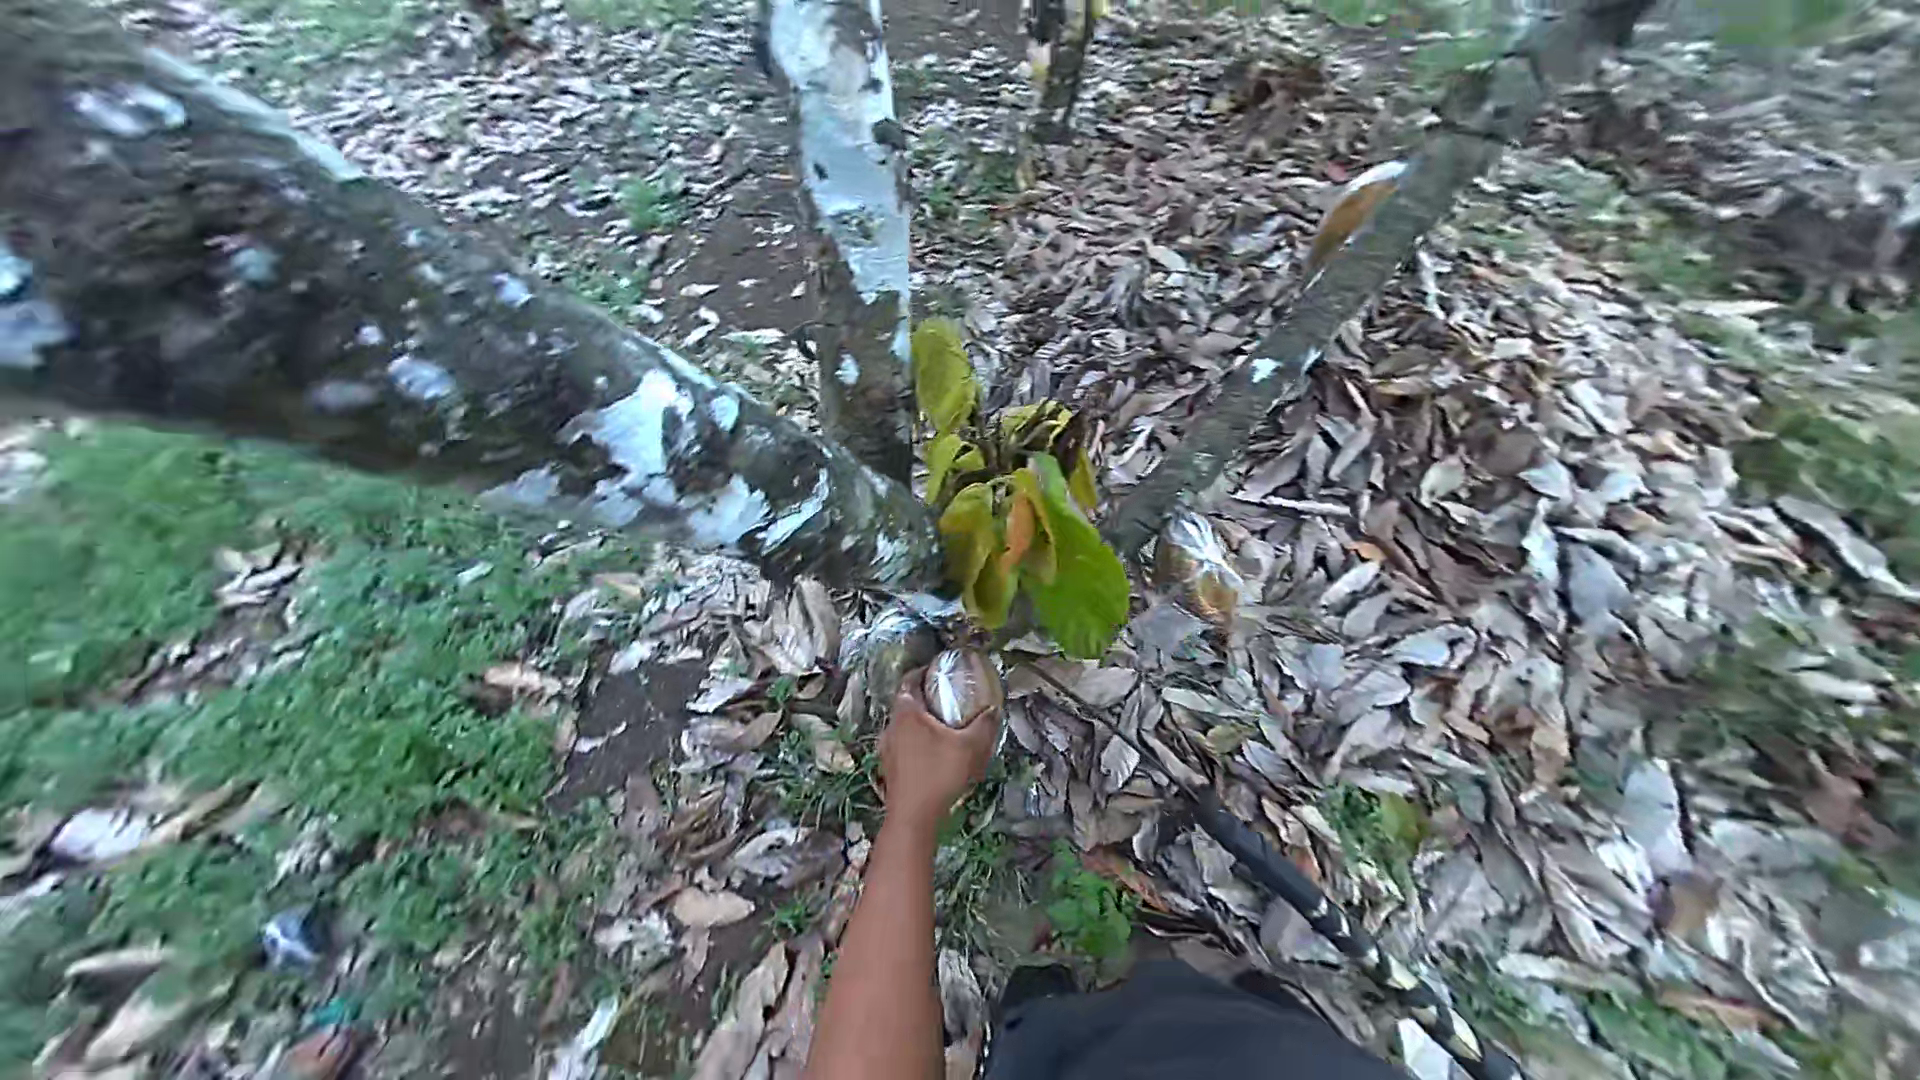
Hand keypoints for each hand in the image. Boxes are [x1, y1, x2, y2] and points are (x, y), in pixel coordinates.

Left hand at [878, 670, 1000, 834]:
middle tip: (944, 698)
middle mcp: (891, 726)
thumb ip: (984, 725)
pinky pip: (901, 744)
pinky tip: (931, 753)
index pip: (908, 681)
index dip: (921, 672)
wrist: (913, 818)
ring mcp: (886, 748)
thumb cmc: (939, 774)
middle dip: (923, 697)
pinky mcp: (888, 768)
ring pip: (902, 725)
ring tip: (940, 725)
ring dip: (918, 722)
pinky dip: (914, 741)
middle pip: (905, 703)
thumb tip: (993, 710)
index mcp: (906, 713)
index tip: (936, 671)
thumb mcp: (969, 747)